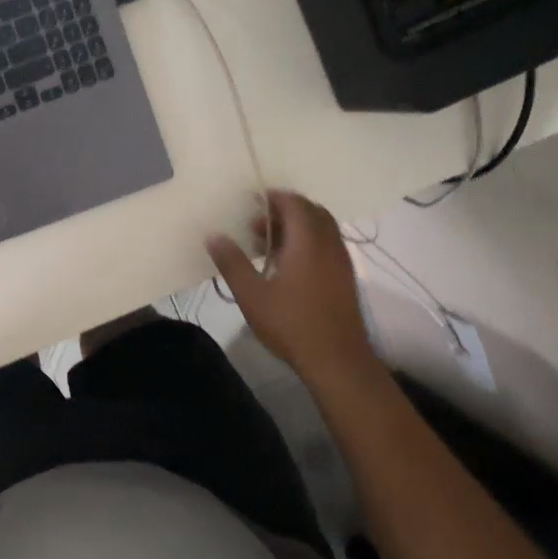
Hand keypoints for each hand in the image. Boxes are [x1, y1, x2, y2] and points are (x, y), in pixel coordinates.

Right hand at [206, 191, 378, 385]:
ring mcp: (341, 262)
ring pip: (321, 229)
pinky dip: (307, 243)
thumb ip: (232, 263)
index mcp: (308, 242)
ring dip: (296, 228)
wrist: (337, 360)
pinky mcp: (345, 278)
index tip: (253, 201)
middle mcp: (329, 245)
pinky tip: (286, 266)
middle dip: (285, 210)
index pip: (295, 204)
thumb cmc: (291, 324)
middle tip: (258, 222)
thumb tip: (213, 236)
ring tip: (266, 244)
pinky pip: (326, 246)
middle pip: (312, 212)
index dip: (275, 198)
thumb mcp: (252, 295)